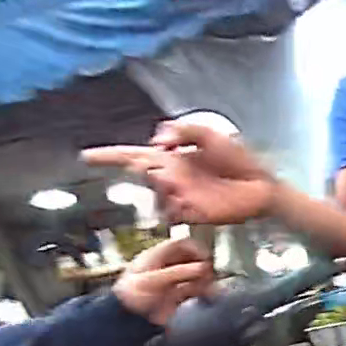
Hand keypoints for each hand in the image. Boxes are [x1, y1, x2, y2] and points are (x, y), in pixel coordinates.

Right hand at [83, 126, 275, 226]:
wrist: (260, 184)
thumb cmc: (238, 158)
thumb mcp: (208, 133)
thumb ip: (181, 130)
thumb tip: (157, 143)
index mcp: (171, 158)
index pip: (132, 156)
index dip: (108, 156)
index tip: (85, 157)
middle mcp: (172, 179)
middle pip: (144, 176)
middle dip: (150, 172)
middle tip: (172, 171)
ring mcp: (182, 198)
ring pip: (157, 197)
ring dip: (165, 189)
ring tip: (188, 184)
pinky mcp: (195, 215)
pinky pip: (174, 213)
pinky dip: (177, 206)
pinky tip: (191, 199)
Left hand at [112, 238, 214, 324]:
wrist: (126, 319)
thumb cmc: (131, 296)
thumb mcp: (153, 281)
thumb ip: (178, 273)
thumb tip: (202, 267)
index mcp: (156, 256)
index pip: (180, 244)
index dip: (195, 248)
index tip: (207, 258)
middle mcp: (166, 266)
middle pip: (191, 259)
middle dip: (203, 265)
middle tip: (212, 274)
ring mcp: (172, 281)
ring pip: (195, 275)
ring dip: (205, 278)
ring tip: (212, 285)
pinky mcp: (176, 296)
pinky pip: (194, 289)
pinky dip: (204, 291)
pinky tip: (210, 295)